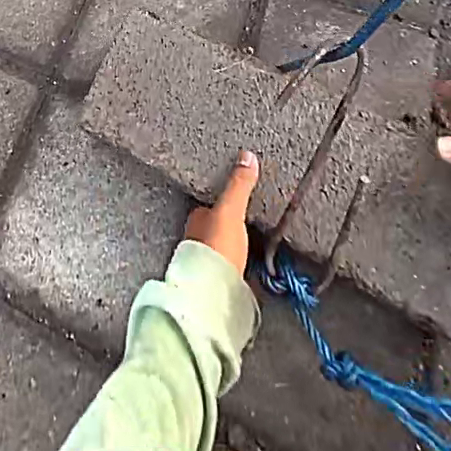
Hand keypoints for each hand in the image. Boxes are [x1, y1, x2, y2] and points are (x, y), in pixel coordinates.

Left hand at [183, 149, 258, 273]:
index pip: (209, 205)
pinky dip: (240, 265)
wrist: (211, 295)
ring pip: (221, 248)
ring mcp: (206, 263)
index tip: (237, 199)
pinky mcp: (218, 283)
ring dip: (233, 247)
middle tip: (250, 223)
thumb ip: (238, 186)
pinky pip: (231, 267)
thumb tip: (247, 155)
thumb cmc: (216, 248)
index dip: (222, 202)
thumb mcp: (230, 211)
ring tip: (253, 245)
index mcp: (197, 220)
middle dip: (229, 226)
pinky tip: (250, 268)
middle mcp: (197, 240)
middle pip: (215, 228)